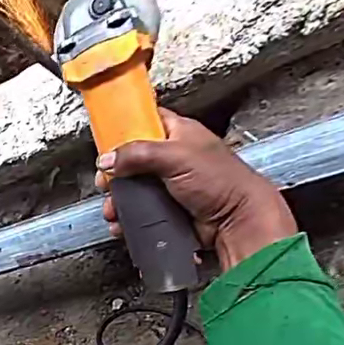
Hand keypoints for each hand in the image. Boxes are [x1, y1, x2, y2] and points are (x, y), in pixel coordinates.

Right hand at [96, 109, 297, 271]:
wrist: (238, 221)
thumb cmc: (221, 182)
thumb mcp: (175, 157)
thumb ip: (137, 154)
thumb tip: (108, 159)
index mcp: (178, 133)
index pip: (145, 120)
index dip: (124, 128)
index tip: (105, 140)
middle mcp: (173, 156)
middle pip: (131, 159)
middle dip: (115, 174)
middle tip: (107, 182)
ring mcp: (170, 183)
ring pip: (133, 187)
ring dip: (118, 200)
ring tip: (113, 210)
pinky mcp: (168, 207)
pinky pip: (140, 210)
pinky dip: (128, 218)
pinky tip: (122, 223)